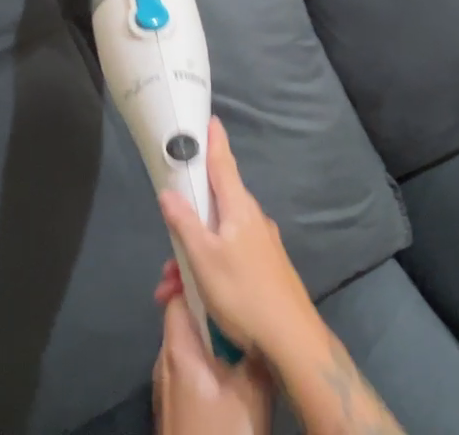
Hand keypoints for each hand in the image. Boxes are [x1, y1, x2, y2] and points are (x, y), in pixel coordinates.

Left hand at [153, 285, 273, 433]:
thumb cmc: (225, 432)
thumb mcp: (253, 391)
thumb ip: (257, 353)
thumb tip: (266, 326)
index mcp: (178, 350)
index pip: (177, 298)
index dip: (195, 281)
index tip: (219, 272)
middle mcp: (164, 362)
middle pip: (182, 321)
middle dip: (208, 310)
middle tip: (238, 304)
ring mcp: (166, 387)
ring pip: (187, 348)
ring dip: (209, 338)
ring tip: (240, 335)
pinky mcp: (173, 408)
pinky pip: (188, 371)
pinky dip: (206, 362)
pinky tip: (230, 372)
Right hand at [158, 117, 324, 361]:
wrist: (291, 340)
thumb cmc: (243, 293)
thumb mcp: (203, 259)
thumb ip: (184, 223)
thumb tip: (168, 191)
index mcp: (239, 208)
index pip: (224, 164)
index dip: (214, 141)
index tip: (209, 119)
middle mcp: (253, 219)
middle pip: (215, 203)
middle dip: (187, 219)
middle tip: (167, 249)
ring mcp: (262, 243)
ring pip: (218, 235)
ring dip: (192, 253)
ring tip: (173, 287)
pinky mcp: (265, 266)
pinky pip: (228, 254)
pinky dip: (208, 266)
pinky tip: (195, 296)